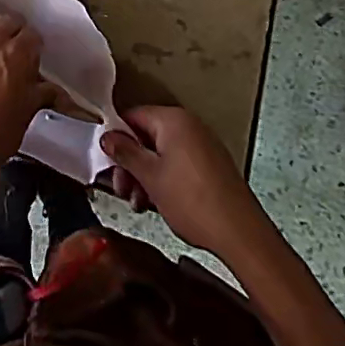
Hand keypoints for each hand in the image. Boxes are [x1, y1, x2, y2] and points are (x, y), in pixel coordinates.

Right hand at [101, 105, 273, 258]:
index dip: (116, 137)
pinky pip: (178, 162)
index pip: (134, 115)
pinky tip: (157, 202)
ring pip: (161, 152)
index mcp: (173, 120)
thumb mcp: (150, 177)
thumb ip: (126, 153)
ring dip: (145, 175)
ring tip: (139, 202)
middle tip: (122, 188)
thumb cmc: (193, 201)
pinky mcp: (210, 164)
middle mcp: (189, 125)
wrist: (237, 230)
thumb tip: (108, 137)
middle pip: (147, 135)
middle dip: (130, 162)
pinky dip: (163, 178)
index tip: (107, 160)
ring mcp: (202, 144)